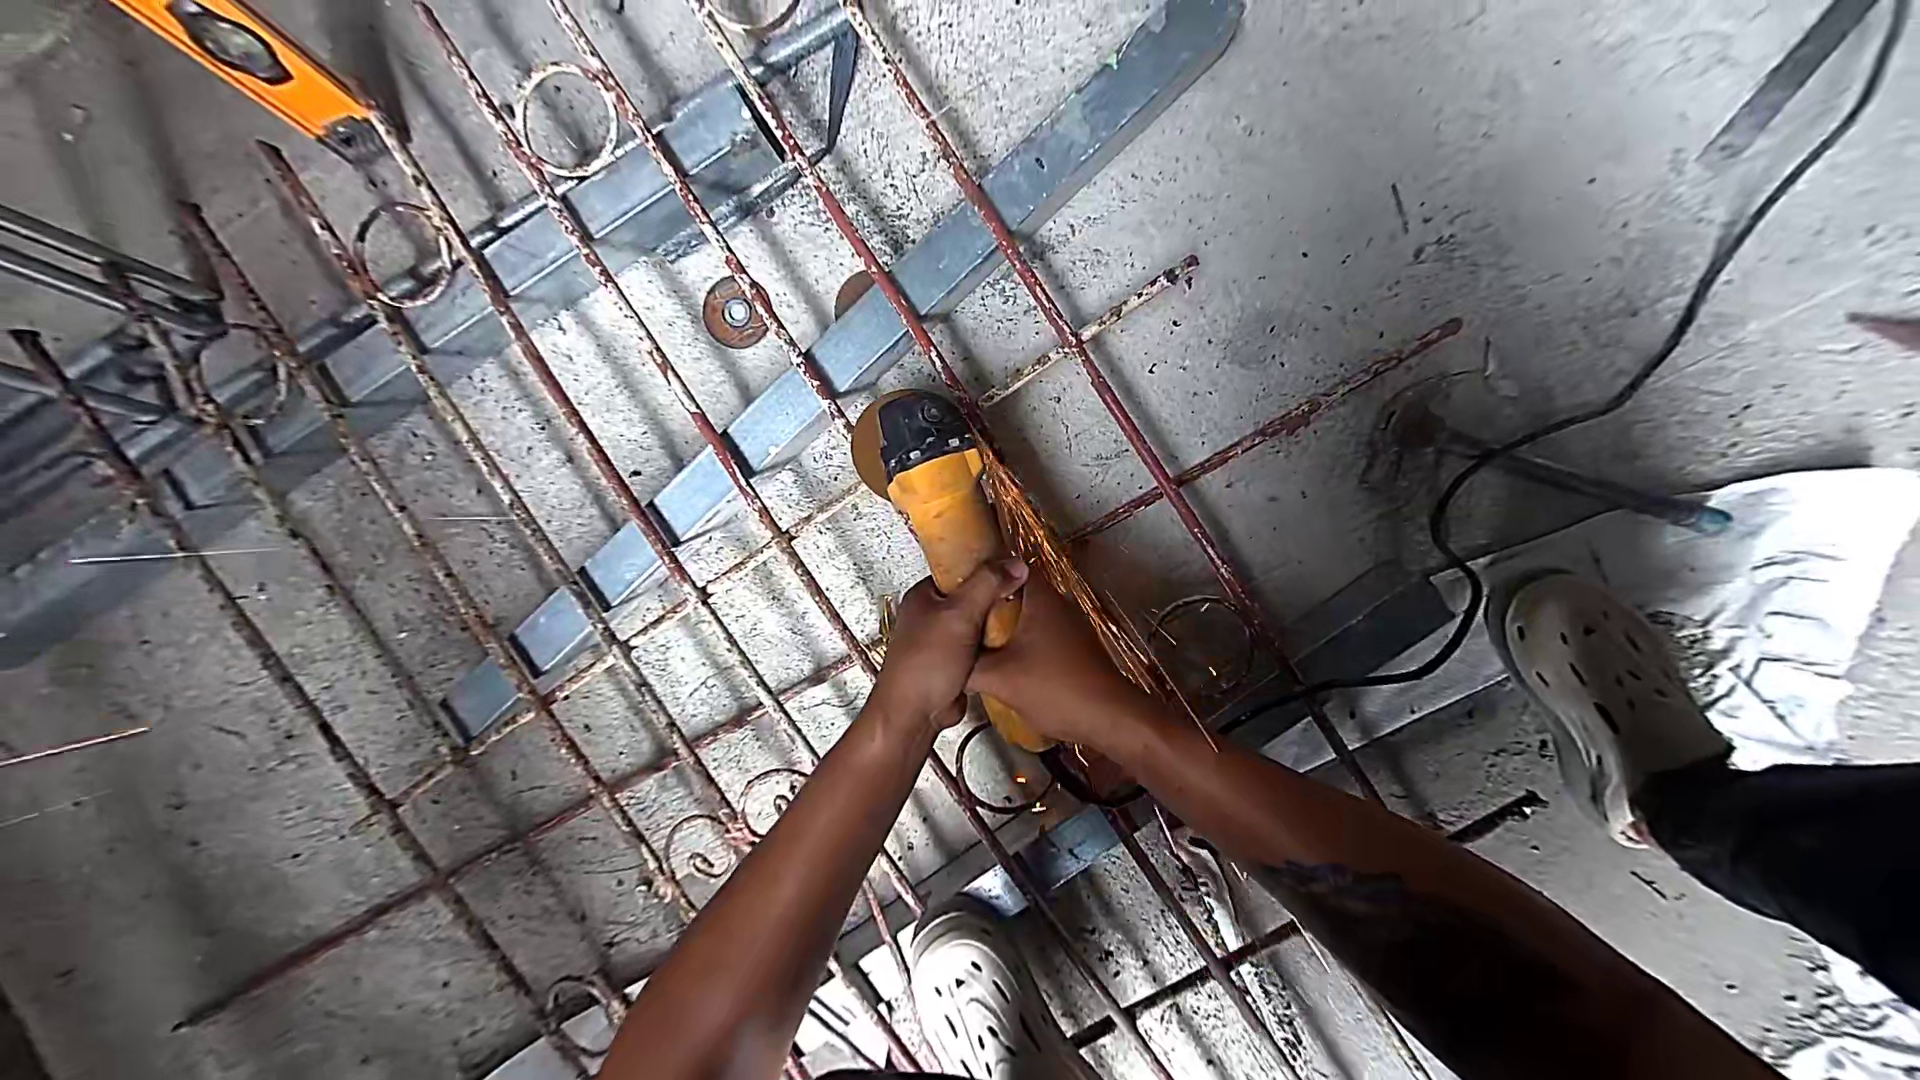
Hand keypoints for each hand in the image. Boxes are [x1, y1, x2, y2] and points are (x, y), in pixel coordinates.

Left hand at [868, 558, 1029, 732]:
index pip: (960, 569)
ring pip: (979, 623)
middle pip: (972, 596)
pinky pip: (981, 646)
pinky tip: (1009, 646)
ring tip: (1019, 620)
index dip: (986, 567)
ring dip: (996, 625)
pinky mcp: (955, 661)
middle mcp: (932, 615)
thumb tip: (1014, 564)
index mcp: (925, 596)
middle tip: (1019, 596)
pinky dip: (993, 647)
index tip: (1012, 567)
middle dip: (994, 599)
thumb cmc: (923, 665)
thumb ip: (987, 586)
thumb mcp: (959, 615)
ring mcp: (943, 639)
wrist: (915, 714)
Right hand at [967, 575, 1157, 747]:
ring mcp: (1069, 627)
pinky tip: (1005, 662)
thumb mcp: (999, 679)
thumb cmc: (1058, 689)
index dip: (982, 571)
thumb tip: (949, 665)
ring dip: (1004, 625)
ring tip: (977, 640)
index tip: (960, 581)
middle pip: (1016, 591)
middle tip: (962, 614)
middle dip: (988, 603)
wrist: (1108, 718)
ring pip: (1027, 615)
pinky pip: (1039, 635)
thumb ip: (968, 668)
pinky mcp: (1074, 649)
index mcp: (1041, 599)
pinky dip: (1020, 643)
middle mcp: (1058, 606)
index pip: (1008, 566)